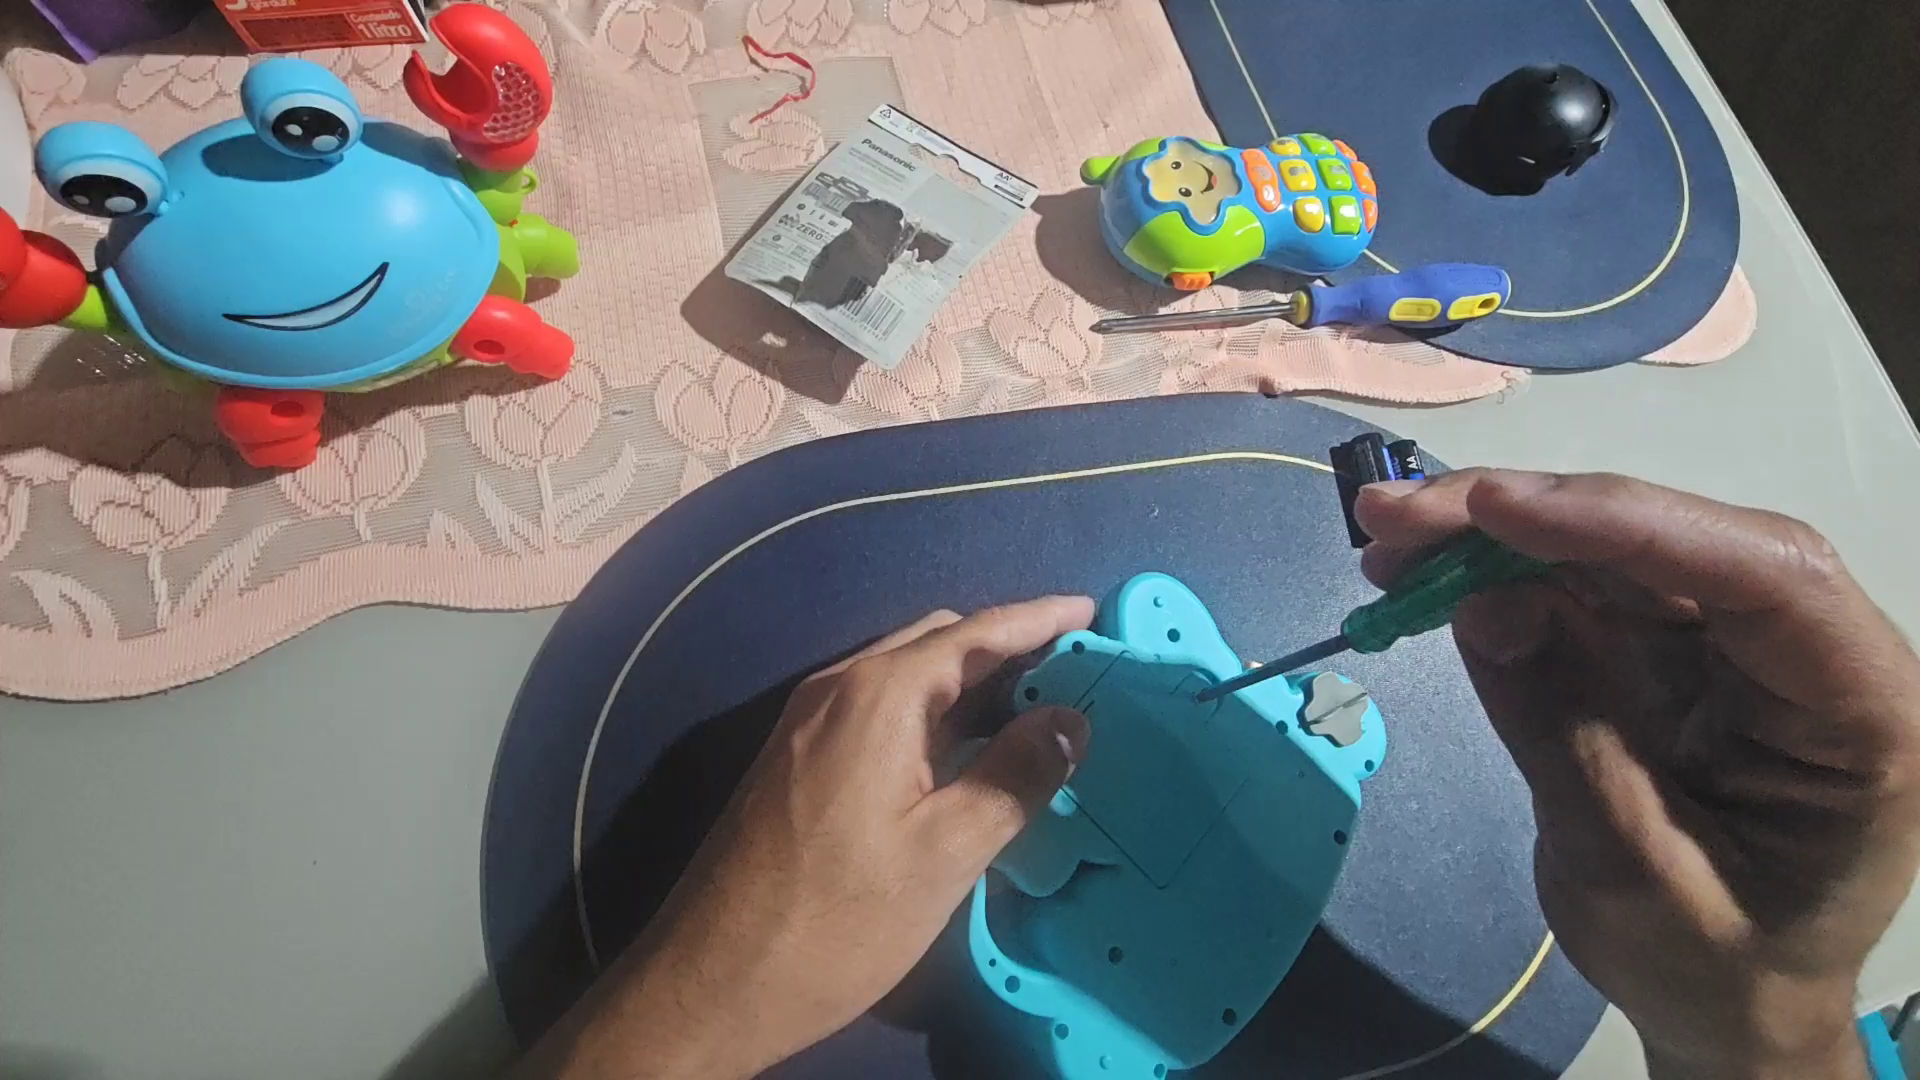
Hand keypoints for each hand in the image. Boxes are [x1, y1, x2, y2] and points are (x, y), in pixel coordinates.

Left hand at [520, 596, 1095, 1079]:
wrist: (709, 980)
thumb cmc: (834, 919)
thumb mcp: (943, 854)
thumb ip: (1014, 776)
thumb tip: (1070, 720)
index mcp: (879, 693)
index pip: (975, 635)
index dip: (1037, 618)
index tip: (1086, 612)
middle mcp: (841, 684)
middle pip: (940, 642)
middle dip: (1005, 647)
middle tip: (1067, 671)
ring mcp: (813, 714)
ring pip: (908, 672)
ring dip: (969, 680)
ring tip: (1029, 706)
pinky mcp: (801, 749)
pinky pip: (882, 704)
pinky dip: (933, 708)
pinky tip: (962, 745)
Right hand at [1356, 470, 1919, 1079]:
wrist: (1708, 991)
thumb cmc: (1703, 955)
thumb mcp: (1628, 867)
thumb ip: (1561, 731)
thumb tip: (1481, 605)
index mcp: (1847, 710)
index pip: (1760, 577)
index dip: (1622, 525)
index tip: (1489, 507)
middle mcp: (1778, 648)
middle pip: (1653, 537)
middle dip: (1514, 515)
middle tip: (1390, 515)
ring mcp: (1698, 638)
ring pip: (1586, 545)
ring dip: (1474, 534)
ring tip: (1381, 543)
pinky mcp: (1628, 644)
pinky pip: (1547, 583)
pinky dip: (1470, 572)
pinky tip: (1409, 576)